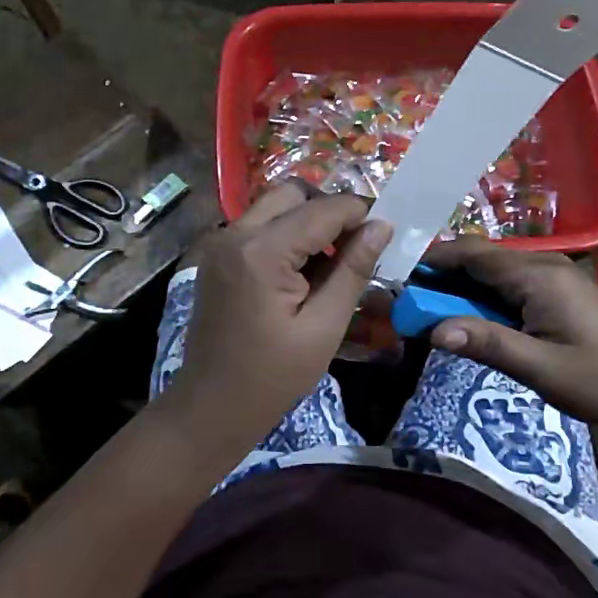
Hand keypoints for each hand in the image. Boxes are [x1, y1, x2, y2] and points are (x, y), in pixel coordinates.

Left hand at [168, 182, 392, 436]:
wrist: (212, 404)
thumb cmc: (274, 374)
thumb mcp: (325, 326)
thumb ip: (353, 270)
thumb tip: (382, 226)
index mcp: (262, 252)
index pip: (323, 209)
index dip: (359, 213)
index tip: (385, 232)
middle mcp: (236, 234)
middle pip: (293, 193)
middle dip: (330, 210)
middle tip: (355, 246)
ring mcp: (221, 242)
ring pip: (274, 204)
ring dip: (307, 219)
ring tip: (331, 261)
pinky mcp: (218, 255)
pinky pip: (258, 225)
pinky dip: (286, 233)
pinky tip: (302, 269)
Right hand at [421, 237, 597, 426]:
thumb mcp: (542, 369)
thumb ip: (488, 344)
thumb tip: (434, 330)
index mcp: (538, 276)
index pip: (472, 254)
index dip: (432, 261)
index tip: (397, 276)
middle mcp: (545, 265)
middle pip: (481, 258)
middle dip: (442, 275)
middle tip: (408, 300)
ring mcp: (556, 276)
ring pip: (495, 270)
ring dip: (462, 286)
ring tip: (430, 310)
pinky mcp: (561, 291)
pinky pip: (512, 282)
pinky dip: (485, 295)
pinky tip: (471, 317)